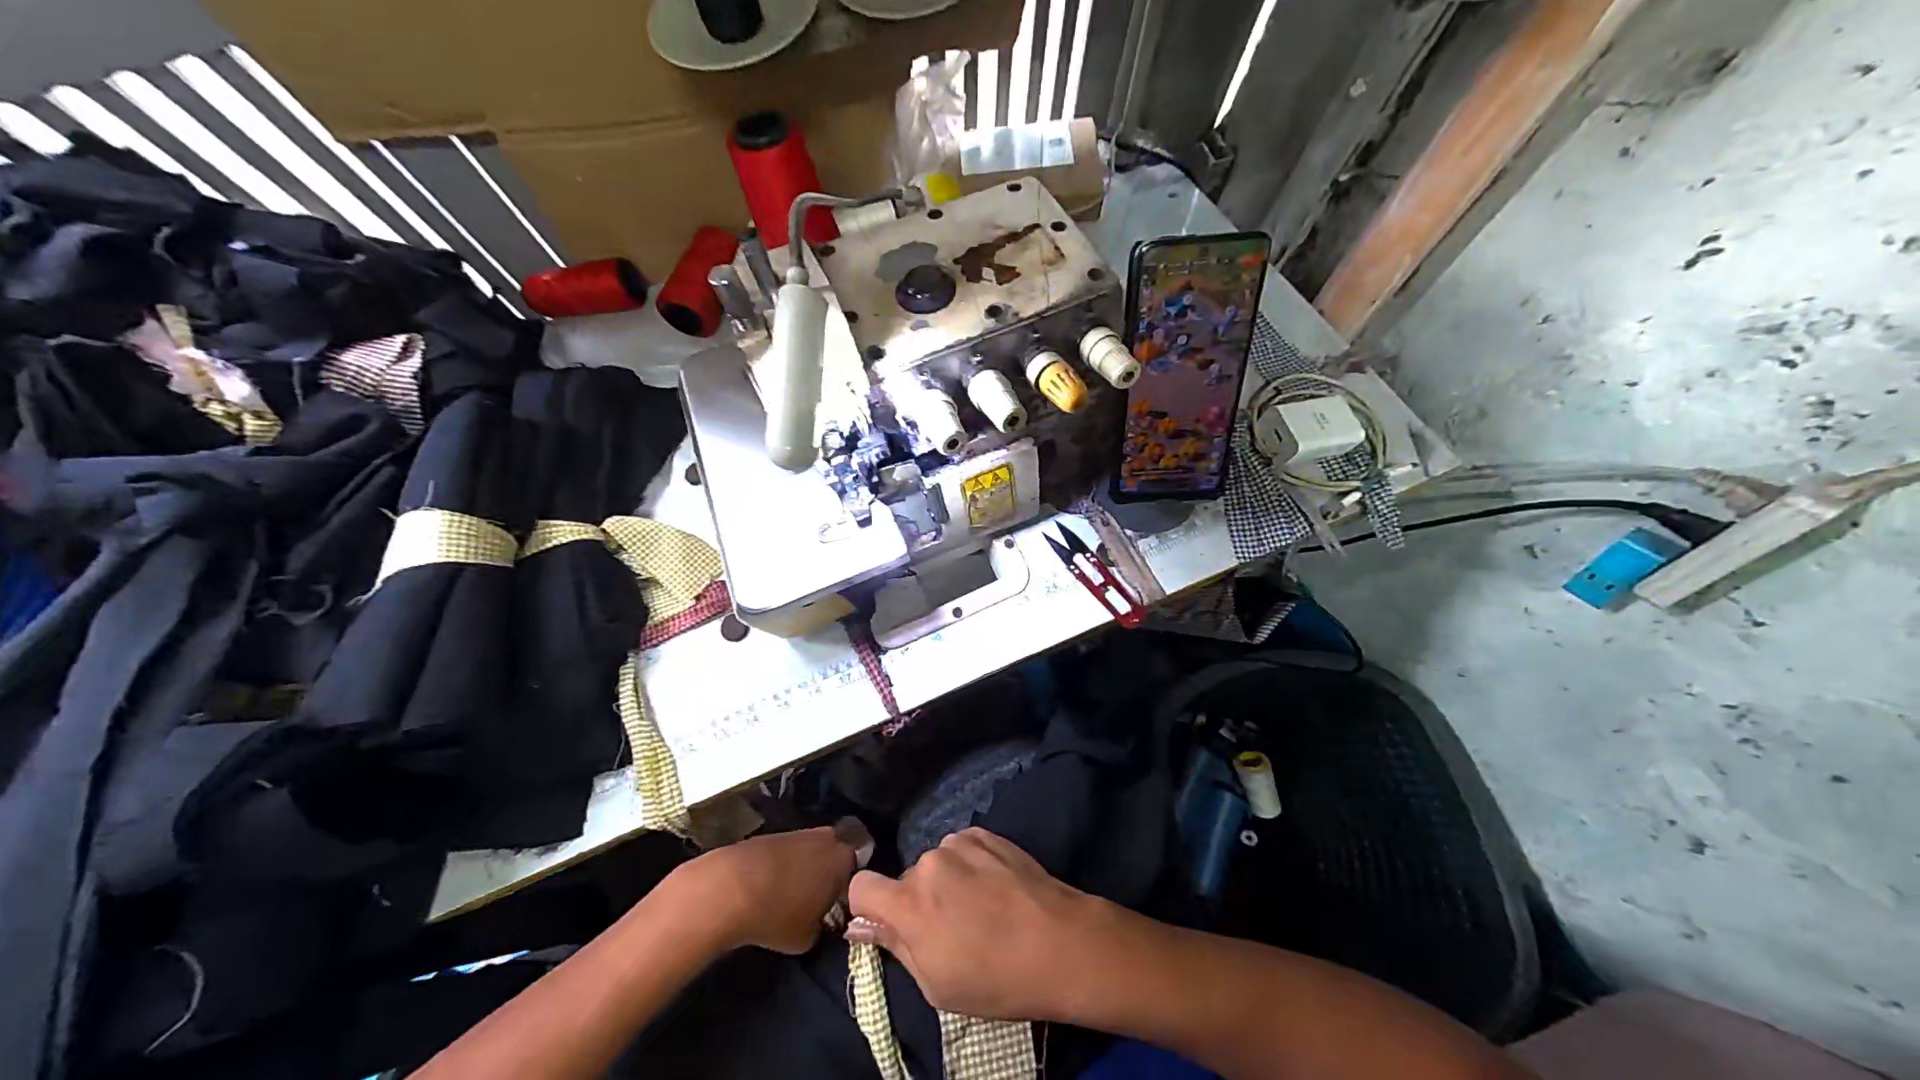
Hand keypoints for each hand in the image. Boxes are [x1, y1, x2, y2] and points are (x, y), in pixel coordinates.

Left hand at [668, 820, 867, 954]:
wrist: (727, 888)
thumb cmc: (777, 914)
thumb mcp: (809, 938)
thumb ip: (825, 927)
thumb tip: (822, 922)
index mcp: (846, 858)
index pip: (865, 871)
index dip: (857, 890)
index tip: (845, 907)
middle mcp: (829, 837)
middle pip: (841, 852)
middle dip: (835, 872)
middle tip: (825, 898)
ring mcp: (800, 832)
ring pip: (816, 849)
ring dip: (812, 866)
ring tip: (798, 893)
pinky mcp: (775, 833)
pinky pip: (793, 850)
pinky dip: (789, 864)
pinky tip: (776, 885)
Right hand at [846, 827, 1115, 1020]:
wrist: (1061, 943)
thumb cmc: (996, 978)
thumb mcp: (936, 984)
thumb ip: (895, 946)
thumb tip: (862, 925)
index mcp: (908, 903)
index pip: (860, 886)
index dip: (868, 907)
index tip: (887, 925)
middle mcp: (928, 863)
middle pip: (906, 880)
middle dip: (918, 901)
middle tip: (951, 929)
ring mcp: (959, 843)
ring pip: (937, 864)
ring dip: (947, 881)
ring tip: (981, 907)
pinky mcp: (986, 834)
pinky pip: (962, 848)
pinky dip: (970, 865)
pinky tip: (995, 887)